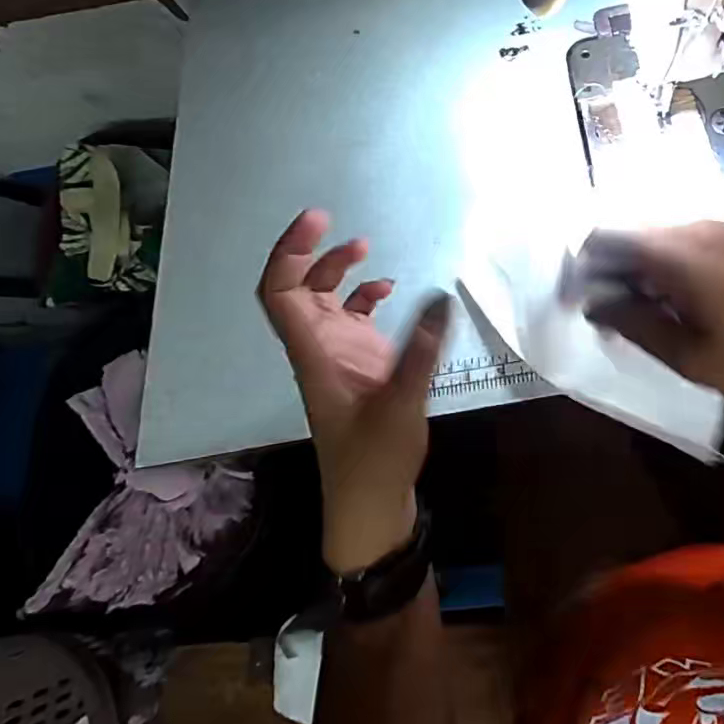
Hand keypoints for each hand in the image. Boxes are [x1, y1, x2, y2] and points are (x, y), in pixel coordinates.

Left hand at [258, 209, 451, 572]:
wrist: (369, 501)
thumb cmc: (374, 459)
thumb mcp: (401, 404)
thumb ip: (420, 351)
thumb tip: (441, 299)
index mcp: (314, 354)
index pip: (282, 293)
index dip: (289, 253)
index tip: (318, 222)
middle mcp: (319, 349)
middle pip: (299, 290)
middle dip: (316, 255)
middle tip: (347, 232)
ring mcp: (339, 357)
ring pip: (324, 302)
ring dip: (339, 274)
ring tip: (368, 251)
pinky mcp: (360, 367)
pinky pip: (354, 321)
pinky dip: (366, 299)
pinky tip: (390, 293)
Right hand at [578, 221, 723, 447]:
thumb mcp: (697, 358)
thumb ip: (638, 324)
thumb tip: (596, 303)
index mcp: (683, 251)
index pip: (607, 239)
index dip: (584, 270)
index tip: (579, 306)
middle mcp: (704, 225)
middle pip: (636, 234)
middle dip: (614, 271)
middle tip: (613, 319)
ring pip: (667, 239)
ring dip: (646, 271)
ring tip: (651, 317)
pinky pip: (698, 243)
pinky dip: (678, 267)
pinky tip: (691, 304)